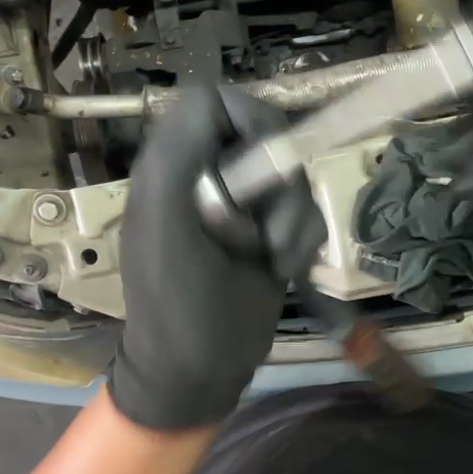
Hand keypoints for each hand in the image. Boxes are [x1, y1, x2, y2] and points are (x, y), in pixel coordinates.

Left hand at [108, 85, 325, 429]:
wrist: (200, 372)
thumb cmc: (177, 304)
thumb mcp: (165, 225)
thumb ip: (177, 156)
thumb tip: (216, 101)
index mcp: (173, 166)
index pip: (216, 103)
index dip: (249, 117)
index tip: (271, 156)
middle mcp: (210, 177)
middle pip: (267, 138)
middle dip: (280, 185)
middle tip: (269, 229)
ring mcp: (244, 207)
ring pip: (294, 178)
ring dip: (293, 221)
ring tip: (274, 259)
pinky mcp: (272, 234)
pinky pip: (307, 213)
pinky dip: (303, 241)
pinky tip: (284, 270)